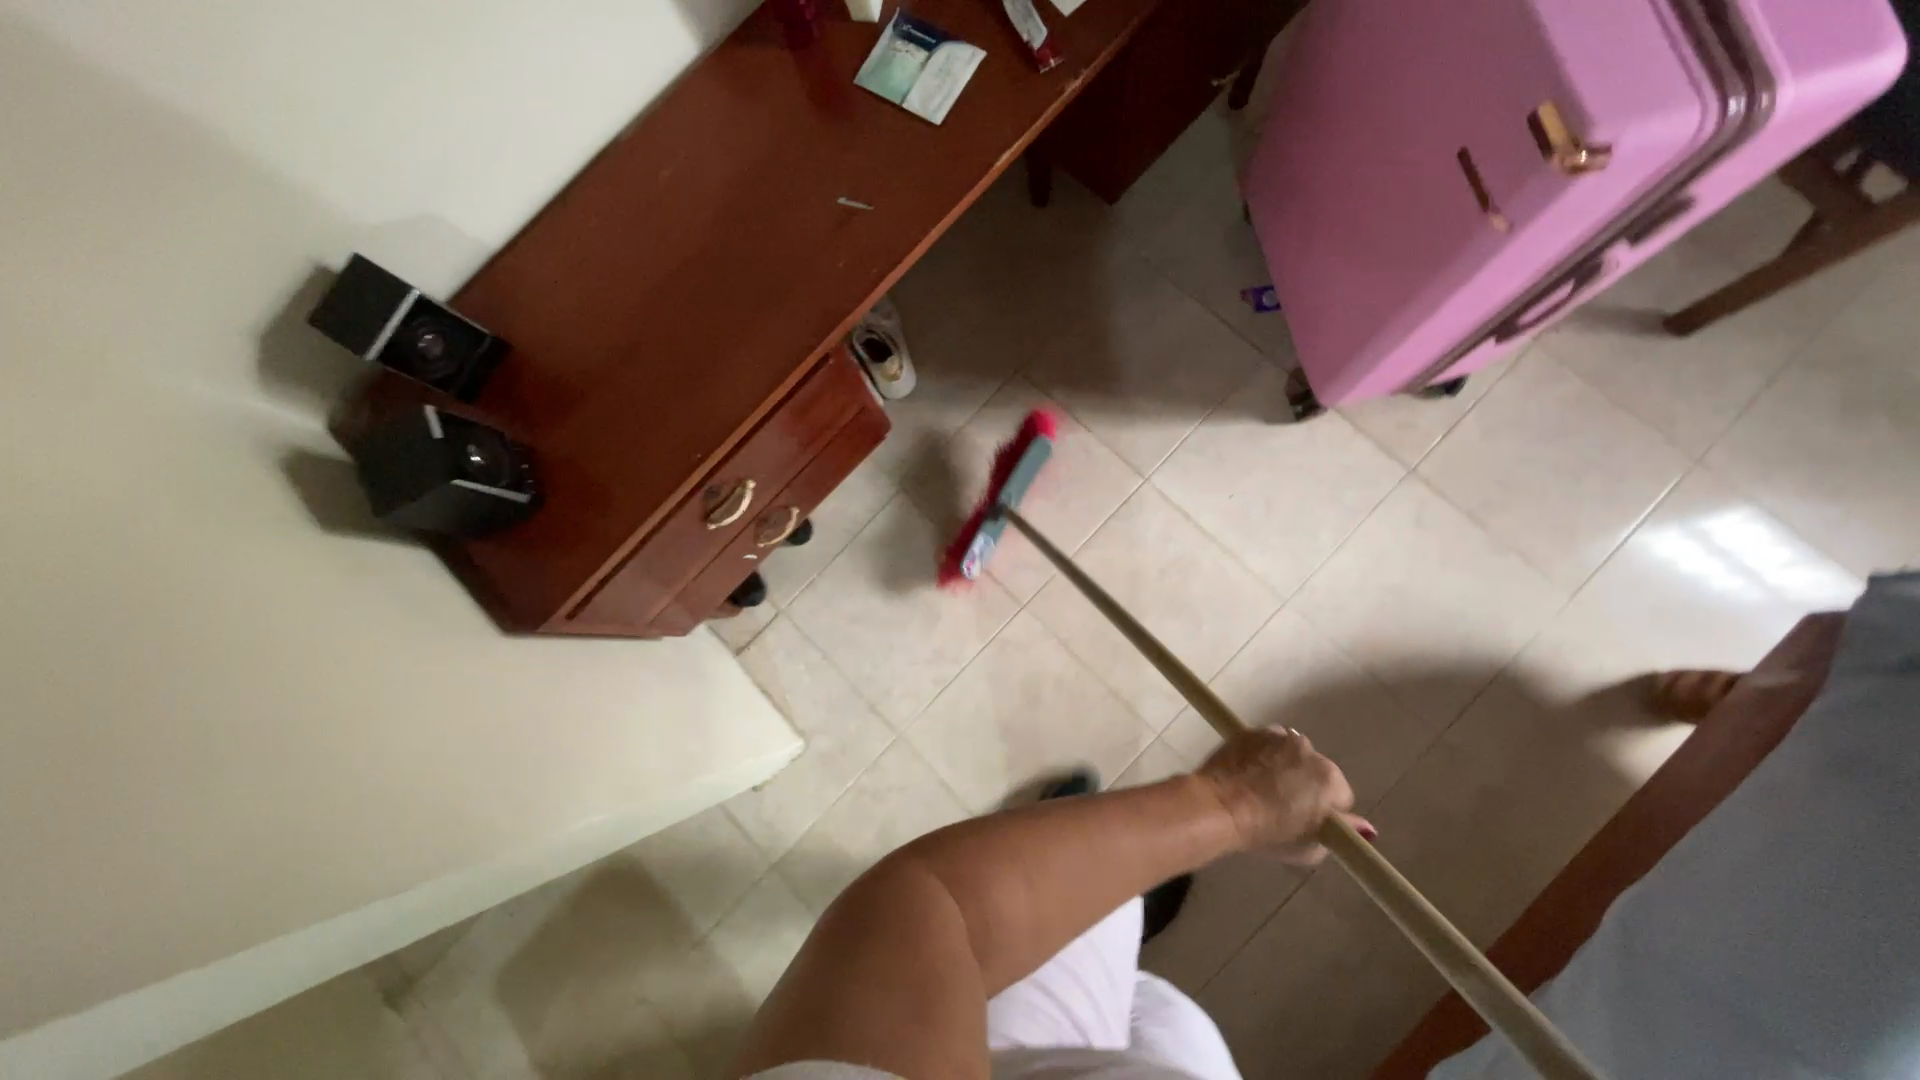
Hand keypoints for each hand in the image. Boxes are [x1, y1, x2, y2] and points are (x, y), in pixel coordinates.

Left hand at [1196, 726, 1375, 864]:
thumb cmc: (1266, 832)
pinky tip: (1249, 772)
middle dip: (1306, 785)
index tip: (1306, 822)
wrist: (1220, 806)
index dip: (1326, 813)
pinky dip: (1262, 754)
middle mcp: (1309, 750)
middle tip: (1282, 805)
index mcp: (1330, 779)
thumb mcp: (1308, 849)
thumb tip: (1363, 829)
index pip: (1341, 797)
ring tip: (1263, 787)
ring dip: (1285, 767)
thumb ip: (1340, 837)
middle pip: (1316, 771)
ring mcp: (1278, 736)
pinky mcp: (1252, 731)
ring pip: (1291, 754)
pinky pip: (1266, 744)